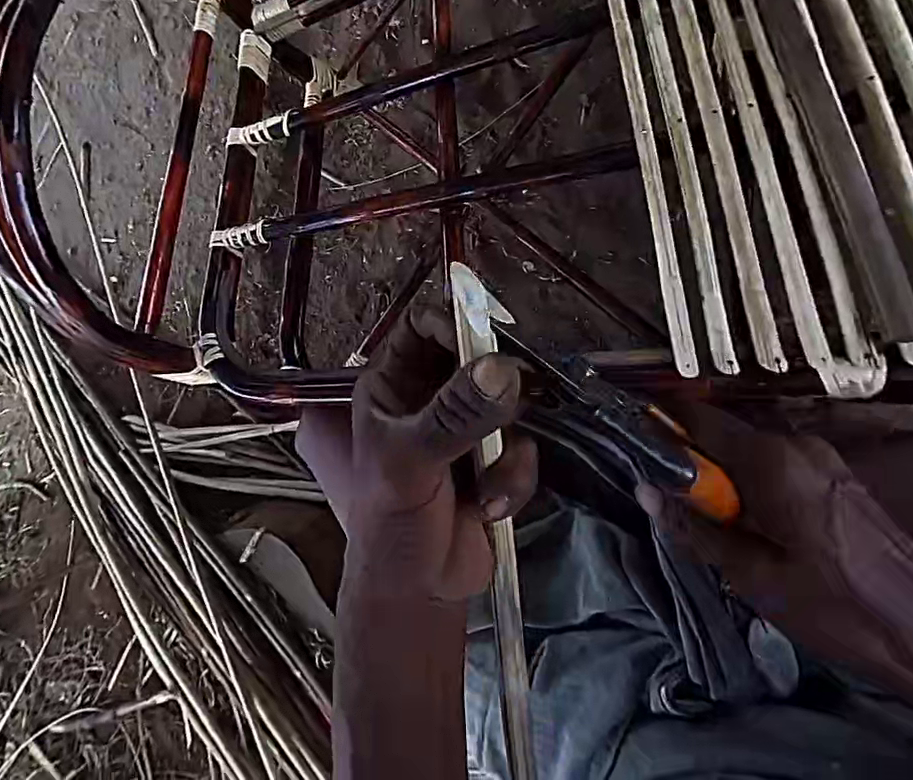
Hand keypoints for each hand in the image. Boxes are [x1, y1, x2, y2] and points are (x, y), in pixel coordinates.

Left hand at [297, 307, 538, 603]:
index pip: (420, 327)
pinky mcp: (492, 462)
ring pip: (506, 407)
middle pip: (474, 360)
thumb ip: (455, 416)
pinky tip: (488, 508)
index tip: (486, 344)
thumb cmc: (390, 519)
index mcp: (390, 385)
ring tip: (485, 482)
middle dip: (496, 390)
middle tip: (506, 411)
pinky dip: (513, 480)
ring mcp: (462, 429)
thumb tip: (499, 368)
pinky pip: (522, 450)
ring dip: (504, 449)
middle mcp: (427, 398)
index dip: (452, 323)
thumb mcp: (411, 462)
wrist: (417, 588)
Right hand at [639, 402, 912, 689]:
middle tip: (676, 500)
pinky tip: (755, 524)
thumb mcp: (750, 573)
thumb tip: (645, 492)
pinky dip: (751, 483)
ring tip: (717, 520)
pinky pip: (773, 464)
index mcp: (770, 459)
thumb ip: (692, 525)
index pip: (693, 416)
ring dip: (722, 476)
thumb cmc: (840, 608)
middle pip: (718, 434)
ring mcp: (823, 457)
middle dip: (690, 461)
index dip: (657, 424)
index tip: (633, 443)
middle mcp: (796, 445)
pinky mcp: (838, 475)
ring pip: (745, 451)